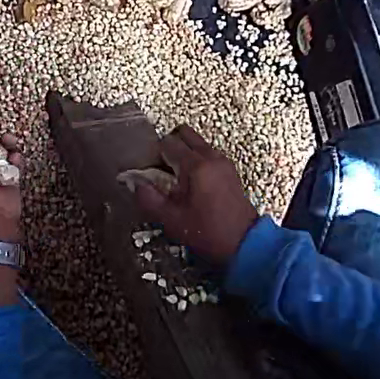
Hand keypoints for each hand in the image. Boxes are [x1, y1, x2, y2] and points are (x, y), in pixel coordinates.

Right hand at [122, 125, 259, 263]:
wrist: (245, 245)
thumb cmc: (208, 233)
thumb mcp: (171, 219)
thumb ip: (148, 198)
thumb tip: (134, 182)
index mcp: (196, 165)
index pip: (167, 142)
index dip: (154, 154)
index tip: (150, 172)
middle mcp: (211, 157)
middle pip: (184, 133)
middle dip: (169, 146)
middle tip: (161, 169)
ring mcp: (223, 162)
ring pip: (196, 142)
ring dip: (183, 153)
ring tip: (175, 179)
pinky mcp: (229, 170)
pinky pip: (207, 153)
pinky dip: (195, 160)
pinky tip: (190, 184)